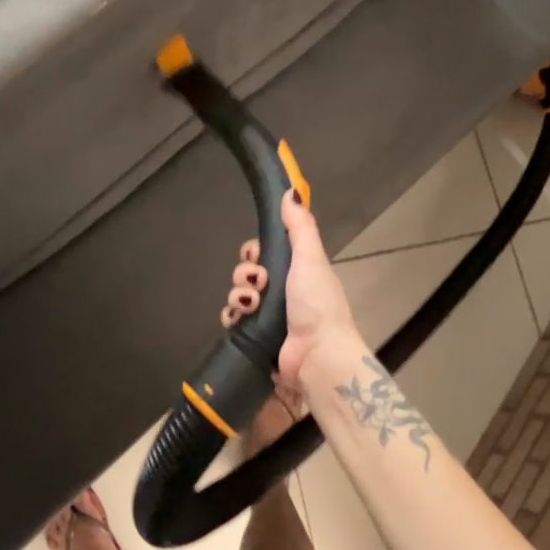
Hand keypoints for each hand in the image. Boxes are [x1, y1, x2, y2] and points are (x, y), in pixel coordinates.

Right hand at [225, 192, 362, 388]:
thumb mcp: (311, 259)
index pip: (265, 256)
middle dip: (245, 275)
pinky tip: (239, 321)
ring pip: (237, 298)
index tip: (256, 255)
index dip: (255, 253)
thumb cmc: (317, 305)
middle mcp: (282, 296)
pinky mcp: (255, 342)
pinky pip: (232, 324)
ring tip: (250, 306)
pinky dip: (231, 320)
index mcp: (297, 275)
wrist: (317, 358)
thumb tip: (291, 191)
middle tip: (258, 284)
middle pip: (247, 275)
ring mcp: (268, 320)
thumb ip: (300, 227)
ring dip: (237, 297)